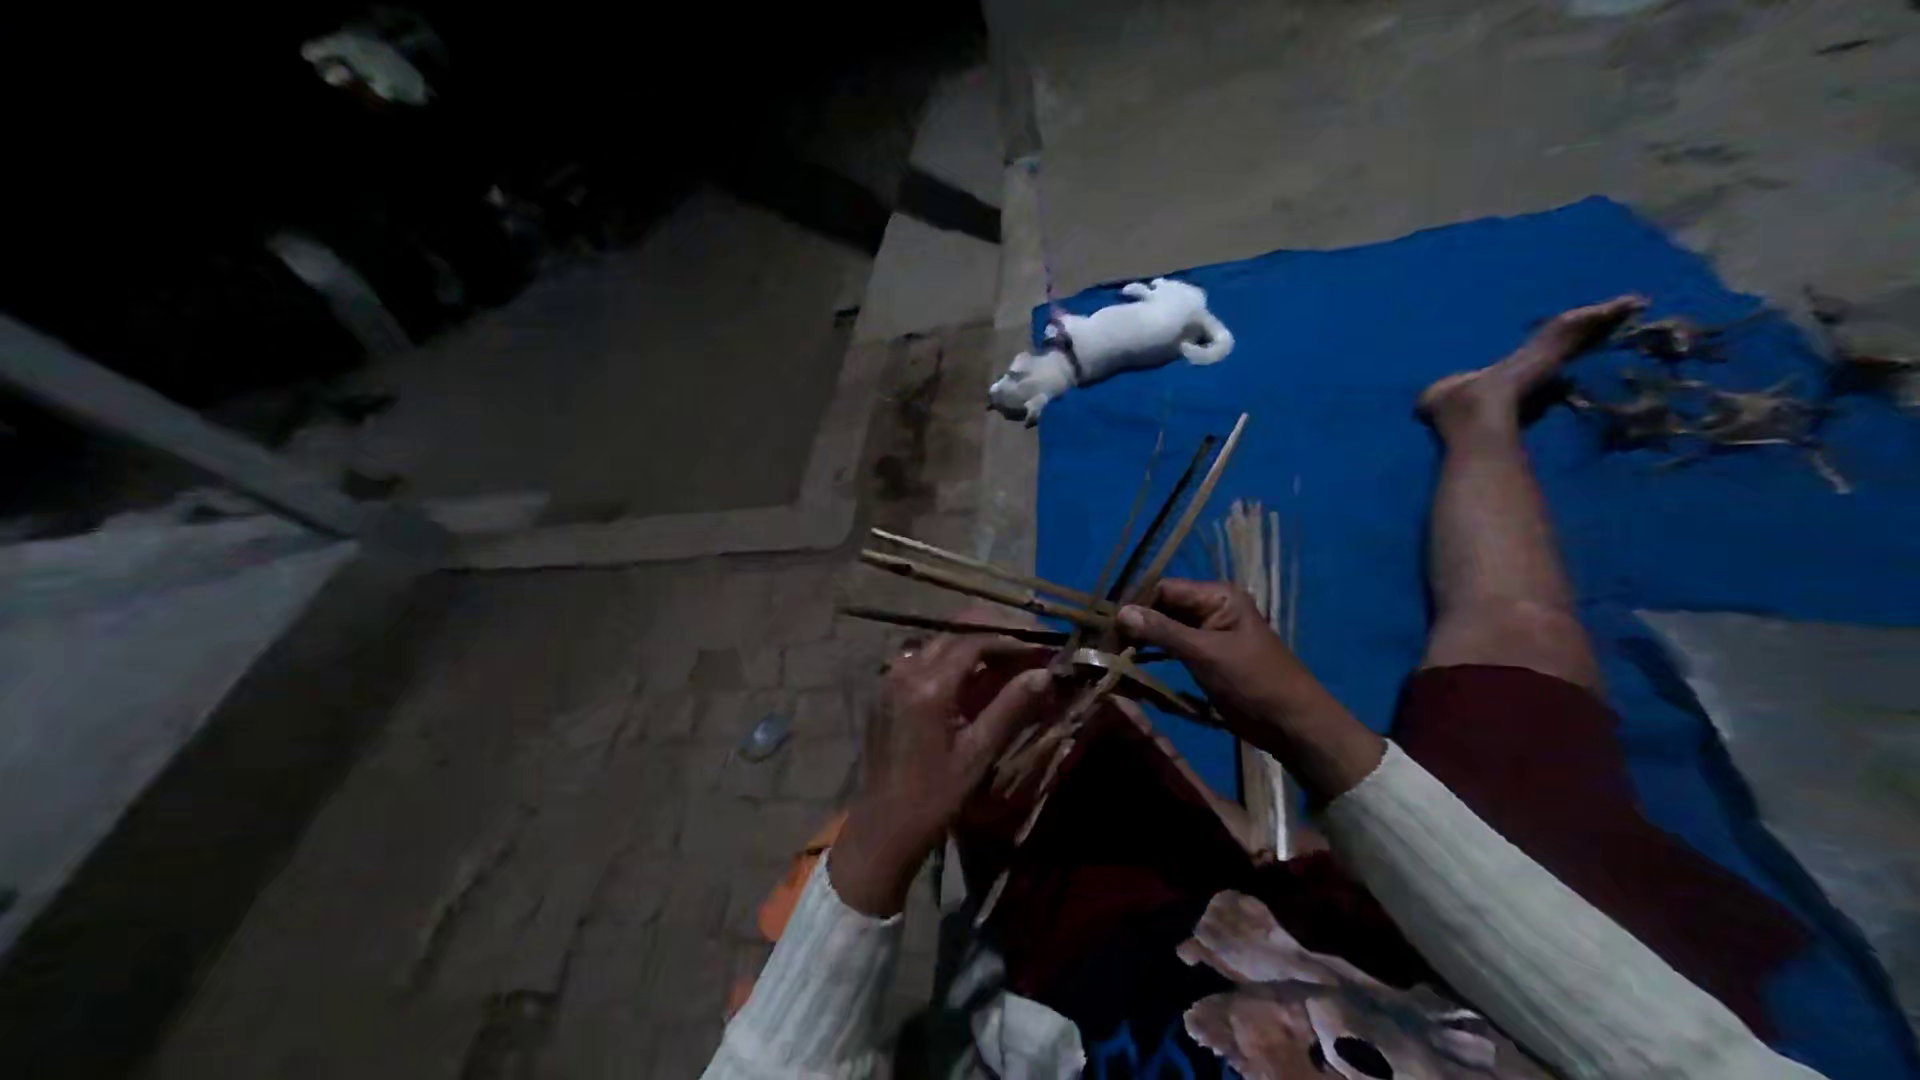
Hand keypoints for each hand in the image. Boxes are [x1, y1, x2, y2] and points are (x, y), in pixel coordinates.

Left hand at [831, 628, 1055, 915]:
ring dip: (971, 642)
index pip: (974, 641)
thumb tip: (1044, 674)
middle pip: (955, 633)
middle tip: (1027, 644)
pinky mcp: (886, 689)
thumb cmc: (935, 795)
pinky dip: (950, 656)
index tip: (1040, 646)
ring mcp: (891, 678)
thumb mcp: (978, 752)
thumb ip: (1011, 707)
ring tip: (1005, 655)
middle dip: (993, 633)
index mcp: (929, 686)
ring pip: (938, 641)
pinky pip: (922, 656)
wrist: (884, 824)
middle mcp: (905, 670)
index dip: (1011, 639)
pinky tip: (972, 673)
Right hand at [1118, 580, 1382, 799]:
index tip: (1105, 623)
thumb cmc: (1254, 681)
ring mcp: (1207, 634)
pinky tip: (1130, 664)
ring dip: (1140, 640)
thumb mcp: (1205, 653)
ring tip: (1110, 653)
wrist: (1292, 724)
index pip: (1163, 588)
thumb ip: (1162, 631)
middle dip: (1133, 622)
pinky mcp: (1204, 657)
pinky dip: (1152, 655)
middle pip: (1161, 607)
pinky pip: (1171, 648)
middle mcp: (1210, 608)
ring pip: (1163, 629)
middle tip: (1103, 642)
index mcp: (1217, 596)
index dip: (1134, 603)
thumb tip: (1120, 612)